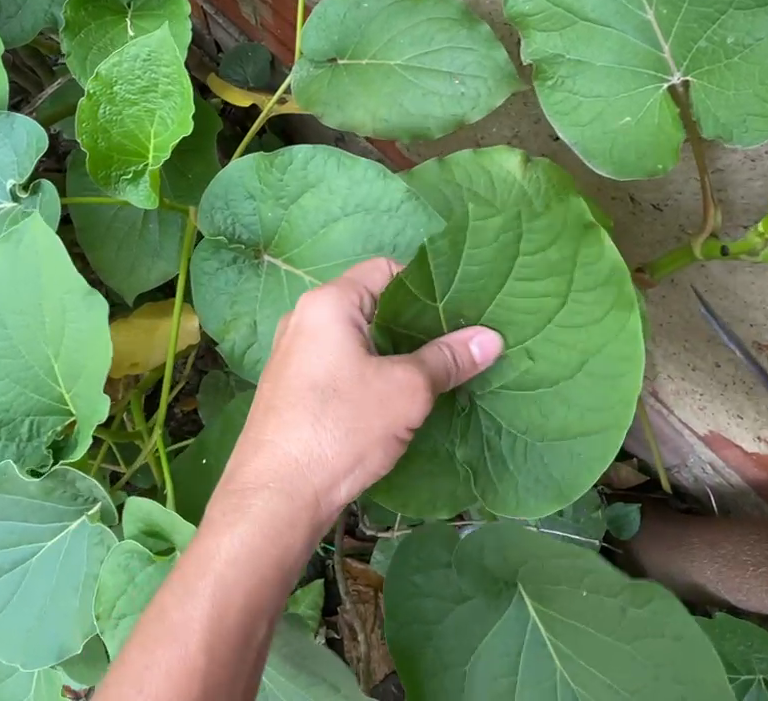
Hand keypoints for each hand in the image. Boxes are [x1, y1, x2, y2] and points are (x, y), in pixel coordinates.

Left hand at [212, 258, 502, 530]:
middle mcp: (304, 318)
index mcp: (328, 302)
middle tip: (455, 343)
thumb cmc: (341, 428)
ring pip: (356, 339)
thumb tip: (492, 337)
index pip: (384, 269)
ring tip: (434, 372)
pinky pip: (339, 365)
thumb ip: (448, 359)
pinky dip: (369, 373)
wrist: (275, 497)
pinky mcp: (292, 389)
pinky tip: (396, 400)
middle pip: (370, 303)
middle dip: (413, 323)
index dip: (424, 284)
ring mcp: (293, 354)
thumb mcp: (406, 391)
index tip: (457, 311)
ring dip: (392, 352)